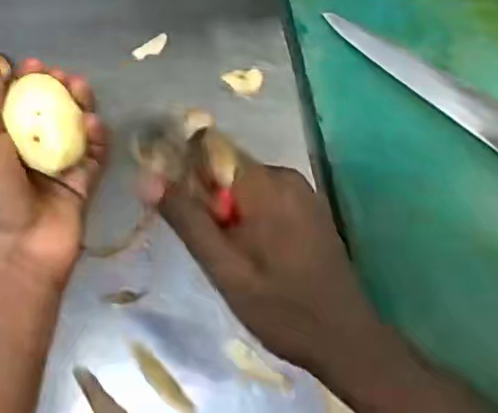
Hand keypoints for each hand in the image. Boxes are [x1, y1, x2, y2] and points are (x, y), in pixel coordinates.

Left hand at [0, 56, 107, 285]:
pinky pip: (93, 154)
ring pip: (73, 127)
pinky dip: (96, 136)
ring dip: (78, 104)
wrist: (18, 247)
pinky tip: (94, 122)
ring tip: (81, 88)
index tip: (35, 64)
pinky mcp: (83, 183)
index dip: (25, 79)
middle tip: (62, 76)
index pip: (14, 99)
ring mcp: (57, 165)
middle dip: (56, 87)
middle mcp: (28, 147)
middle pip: (47, 109)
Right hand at [145, 149, 495, 411]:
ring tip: (226, 248)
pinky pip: (257, 193)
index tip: (170, 199)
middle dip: (203, 194)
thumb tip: (145, 176)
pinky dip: (243, 213)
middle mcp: (283, 175)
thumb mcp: (223, 267)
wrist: (352, 349)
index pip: (204, 148)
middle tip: (206, 239)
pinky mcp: (306, 207)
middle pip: (220, 165)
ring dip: (222, 206)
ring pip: (236, 181)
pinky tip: (248, 249)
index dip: (180, 169)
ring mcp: (299, 191)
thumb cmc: (283, 308)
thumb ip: (185, 217)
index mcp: (264, 182)